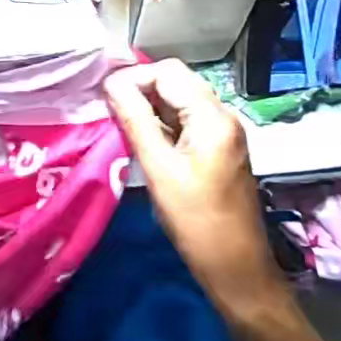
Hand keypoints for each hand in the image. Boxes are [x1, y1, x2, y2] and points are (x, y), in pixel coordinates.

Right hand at [103, 60, 285, 314]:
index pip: (168, 73)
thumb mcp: (159, 169)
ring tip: (118, 121)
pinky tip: (140, 136)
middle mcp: (223, 117)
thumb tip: (112, 84)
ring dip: (148, 103)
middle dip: (139, 87)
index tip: (104, 97)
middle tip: (108, 107)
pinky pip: (185, 119)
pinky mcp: (217, 147)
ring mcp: (222, 132)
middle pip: (176, 81)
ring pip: (179, 99)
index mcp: (213, 118)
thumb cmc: (196, 221)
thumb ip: (136, 121)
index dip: (133, 77)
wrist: (236, 267)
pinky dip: (160, 120)